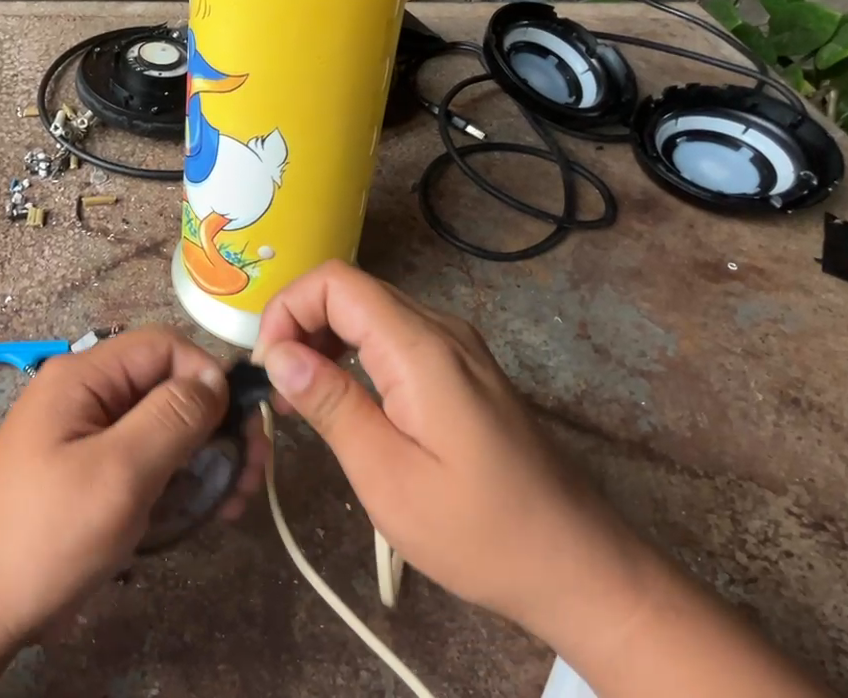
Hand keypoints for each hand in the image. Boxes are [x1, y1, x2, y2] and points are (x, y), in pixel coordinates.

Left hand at [0, 326, 255, 646]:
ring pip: (163, 428)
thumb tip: (215, 377)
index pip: (163, 347)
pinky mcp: (92, 474)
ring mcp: (87, 437)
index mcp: (83, 378)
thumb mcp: (119, 472)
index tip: (239, 429)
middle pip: (167, 387)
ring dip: (205, 459)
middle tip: (250, 476)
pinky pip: (146, 462)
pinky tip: (204, 513)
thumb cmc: (49, 534)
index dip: (207, 377)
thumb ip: (172, 417)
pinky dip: (179, 482)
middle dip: (215, 425)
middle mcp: (85, 396)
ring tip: (232, 503)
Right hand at [252, 261, 654, 645]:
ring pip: (370, 311)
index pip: (335, 282)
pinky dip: (354, 355)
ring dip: (323, 341)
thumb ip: (330, 404)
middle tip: (279, 390)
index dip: (288, 308)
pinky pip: (394, 337)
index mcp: (422, 349)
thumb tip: (276, 354)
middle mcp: (442, 331)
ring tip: (302, 399)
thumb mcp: (388, 475)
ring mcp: (458, 349)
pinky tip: (345, 401)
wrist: (578, 566)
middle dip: (299, 325)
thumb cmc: (478, 531)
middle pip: (350, 291)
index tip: (269, 367)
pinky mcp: (463, 371)